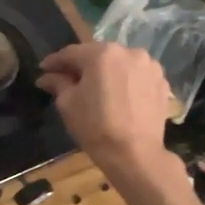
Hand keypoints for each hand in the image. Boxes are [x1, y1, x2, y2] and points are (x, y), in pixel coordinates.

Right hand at [36, 42, 175, 177]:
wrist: (134, 152)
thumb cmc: (94, 125)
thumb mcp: (67, 103)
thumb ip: (57, 83)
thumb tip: (47, 77)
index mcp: (101, 54)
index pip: (71, 53)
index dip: (54, 62)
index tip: (43, 69)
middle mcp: (128, 52)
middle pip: (98, 55)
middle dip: (82, 65)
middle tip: (67, 78)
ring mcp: (149, 66)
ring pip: (119, 63)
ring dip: (106, 71)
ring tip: (96, 86)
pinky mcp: (161, 82)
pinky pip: (136, 75)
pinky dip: (124, 81)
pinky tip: (117, 95)